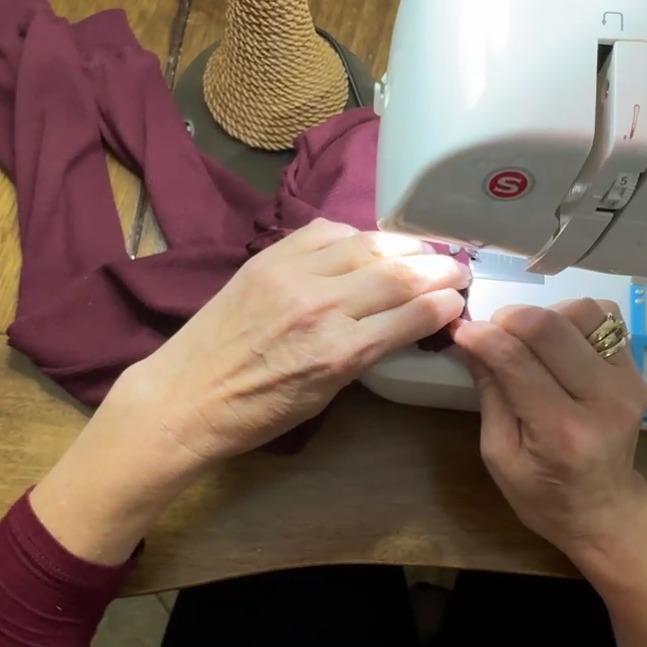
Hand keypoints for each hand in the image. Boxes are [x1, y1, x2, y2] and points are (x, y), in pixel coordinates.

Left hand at [115, 218, 469, 467]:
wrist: (186, 396)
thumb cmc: (257, 413)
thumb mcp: (325, 396)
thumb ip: (366, 354)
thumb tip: (403, 324)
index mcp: (340, 353)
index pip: (411, 316)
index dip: (444, 303)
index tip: (460, 297)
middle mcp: (323, 307)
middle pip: (397, 274)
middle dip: (437, 268)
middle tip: (458, 266)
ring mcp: (293, 275)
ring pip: (365, 245)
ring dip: (403, 246)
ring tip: (424, 249)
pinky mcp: (267, 258)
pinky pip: (323, 233)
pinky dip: (354, 235)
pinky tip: (367, 242)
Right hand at [452, 299, 646, 561]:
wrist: (605, 511)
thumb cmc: (543, 494)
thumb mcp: (499, 454)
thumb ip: (490, 393)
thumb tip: (471, 338)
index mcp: (562, 432)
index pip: (516, 361)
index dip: (482, 336)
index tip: (460, 330)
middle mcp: (602, 400)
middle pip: (550, 326)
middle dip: (509, 318)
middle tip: (491, 333)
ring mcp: (627, 382)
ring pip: (582, 311)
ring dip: (545, 315)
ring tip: (527, 338)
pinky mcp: (638, 371)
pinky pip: (607, 317)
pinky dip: (575, 317)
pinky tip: (558, 340)